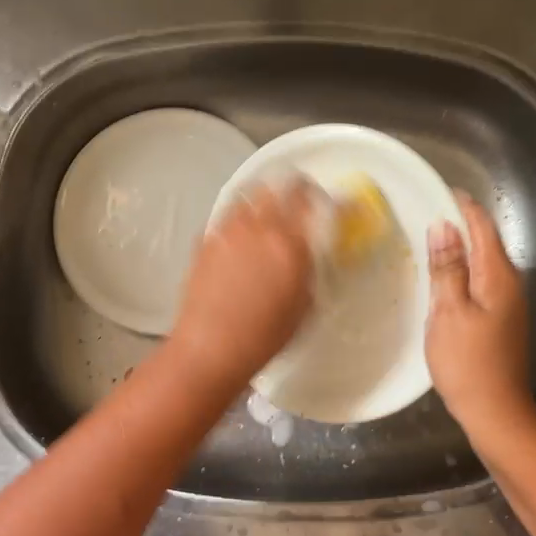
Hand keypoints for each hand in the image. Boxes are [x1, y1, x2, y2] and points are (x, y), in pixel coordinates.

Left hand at [166, 181, 316, 390]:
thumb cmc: (264, 336)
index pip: (311, 200)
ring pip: (248, 195)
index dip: (324, 196)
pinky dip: (238, 218)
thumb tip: (310, 253)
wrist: (209, 349)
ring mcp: (227, 231)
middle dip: (292, 188)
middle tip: (300, 198)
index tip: (331, 201)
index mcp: (290, 243)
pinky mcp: (204, 241)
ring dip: (262, 197)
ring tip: (268, 212)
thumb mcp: (304, 305)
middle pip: (277, 186)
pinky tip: (241, 237)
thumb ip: (309, 269)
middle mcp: (258, 228)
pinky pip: (226, 217)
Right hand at [427, 193, 535, 430]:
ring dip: (458, 249)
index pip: (482, 226)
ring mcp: (508, 302)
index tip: (434, 190)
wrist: (495, 411)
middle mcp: (509, 283)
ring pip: (482, 262)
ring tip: (425, 241)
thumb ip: (447, 268)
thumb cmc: (467, 362)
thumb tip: (444, 226)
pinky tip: (440, 278)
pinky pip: (480, 281)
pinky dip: (461, 271)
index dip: (461, 205)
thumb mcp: (449, 312)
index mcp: (498, 276)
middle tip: (421, 213)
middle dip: (457, 224)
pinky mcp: (501, 319)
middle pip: (485, 241)